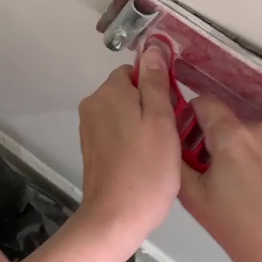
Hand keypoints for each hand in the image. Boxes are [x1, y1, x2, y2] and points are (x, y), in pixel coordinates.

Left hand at [72, 45, 182, 245]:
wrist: (116, 214)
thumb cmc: (146, 168)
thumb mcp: (161, 121)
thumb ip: (156, 83)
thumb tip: (152, 48)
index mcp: (108, 92)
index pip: (134, 72)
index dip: (157, 87)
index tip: (173, 111)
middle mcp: (92, 103)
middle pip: (127, 91)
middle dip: (150, 107)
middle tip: (169, 135)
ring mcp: (88, 126)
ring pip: (123, 112)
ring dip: (142, 125)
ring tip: (159, 151)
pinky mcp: (90, 146)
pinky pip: (115, 131)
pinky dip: (130, 140)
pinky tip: (144, 161)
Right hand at [177, 97, 261, 261]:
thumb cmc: (247, 238)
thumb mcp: (196, 203)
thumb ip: (179, 162)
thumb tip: (172, 140)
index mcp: (233, 137)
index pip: (207, 103)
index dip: (199, 118)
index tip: (200, 140)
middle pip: (242, 127)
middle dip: (236, 147)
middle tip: (237, 182)